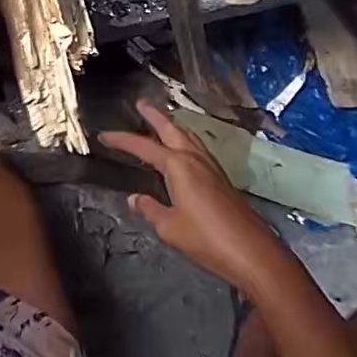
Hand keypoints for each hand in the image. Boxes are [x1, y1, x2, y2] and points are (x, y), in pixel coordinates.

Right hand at [101, 102, 299, 299]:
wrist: (252, 252)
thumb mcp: (169, 227)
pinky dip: (185, 140)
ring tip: (162, 121)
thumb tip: (134, 198)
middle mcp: (195, 159)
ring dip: (173, 126)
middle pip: (171, 129)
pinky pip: (198, 149)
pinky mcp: (221, 179)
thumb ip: (150, 209)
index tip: (105, 135)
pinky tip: (184, 150)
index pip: (144, 147)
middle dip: (155, 116)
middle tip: (141, 103)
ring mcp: (211, 167)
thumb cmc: (206, 239)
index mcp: (178, 166)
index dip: (122, 140)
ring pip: (188, 137)